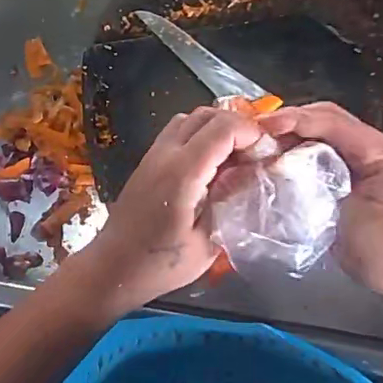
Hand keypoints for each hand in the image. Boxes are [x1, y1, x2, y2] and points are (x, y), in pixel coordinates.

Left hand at [72, 105, 263, 311]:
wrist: (112, 267)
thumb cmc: (159, 264)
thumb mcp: (208, 240)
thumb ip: (232, 200)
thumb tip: (256, 172)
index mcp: (181, 173)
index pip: (223, 127)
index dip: (252, 133)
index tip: (269, 154)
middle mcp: (163, 155)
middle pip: (205, 115)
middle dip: (237, 127)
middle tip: (256, 155)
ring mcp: (151, 157)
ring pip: (188, 120)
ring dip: (216, 129)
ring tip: (237, 160)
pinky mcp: (146, 164)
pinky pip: (175, 135)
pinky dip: (198, 137)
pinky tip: (212, 167)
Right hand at [260, 102, 382, 321]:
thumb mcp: (355, 217)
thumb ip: (319, 184)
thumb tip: (276, 163)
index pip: (333, 122)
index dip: (294, 119)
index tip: (258, 128)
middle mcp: (378, 150)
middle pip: (328, 119)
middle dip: (289, 121)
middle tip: (254, 133)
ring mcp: (368, 163)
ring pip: (323, 134)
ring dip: (290, 136)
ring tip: (259, 145)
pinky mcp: (355, 177)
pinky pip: (323, 153)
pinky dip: (297, 152)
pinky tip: (275, 161)